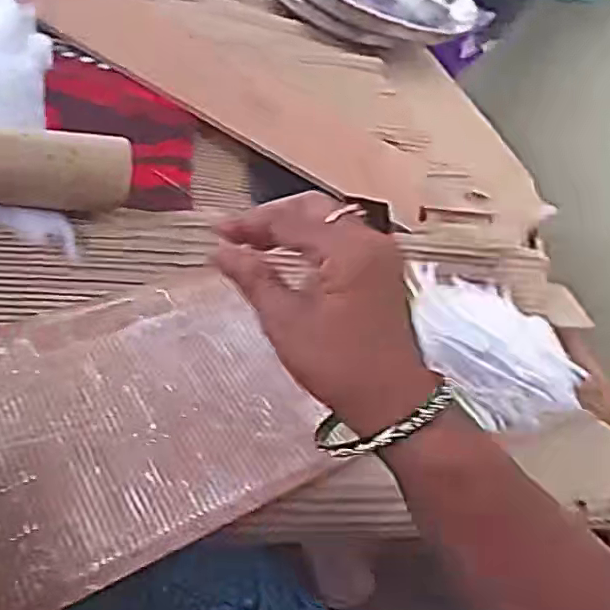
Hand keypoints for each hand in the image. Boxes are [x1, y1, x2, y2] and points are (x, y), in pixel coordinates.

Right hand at [212, 193, 438, 435]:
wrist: (390, 399)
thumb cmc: (336, 363)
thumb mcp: (284, 320)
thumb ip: (253, 278)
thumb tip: (221, 252)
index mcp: (350, 251)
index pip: (291, 221)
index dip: (250, 224)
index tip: (218, 233)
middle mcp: (371, 243)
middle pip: (314, 210)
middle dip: (271, 218)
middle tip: (235, 235)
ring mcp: (380, 256)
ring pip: (327, 222)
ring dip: (289, 228)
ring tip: (251, 244)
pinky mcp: (380, 271)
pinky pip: (339, 240)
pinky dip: (308, 241)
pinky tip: (283, 256)